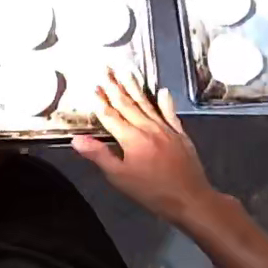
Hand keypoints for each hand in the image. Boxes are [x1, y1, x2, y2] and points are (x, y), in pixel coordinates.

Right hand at [72, 68, 225, 225]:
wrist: (191, 199)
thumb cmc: (151, 191)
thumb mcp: (119, 177)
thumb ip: (99, 155)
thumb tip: (77, 139)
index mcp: (131, 138)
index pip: (111, 116)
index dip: (100, 102)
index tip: (93, 87)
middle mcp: (148, 128)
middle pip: (127, 104)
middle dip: (115, 86)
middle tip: (107, 69)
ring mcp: (166, 129)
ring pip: (147, 104)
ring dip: (135, 87)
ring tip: (127, 72)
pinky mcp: (180, 134)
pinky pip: (170, 114)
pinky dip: (165, 102)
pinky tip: (162, 91)